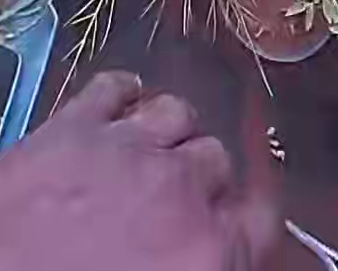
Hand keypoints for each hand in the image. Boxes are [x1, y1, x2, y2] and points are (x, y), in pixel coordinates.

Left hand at [0, 71, 277, 270]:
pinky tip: (122, 108)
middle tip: (175, 200)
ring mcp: (124, 142)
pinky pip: (118, 85)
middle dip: (203, 178)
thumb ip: (199, 266)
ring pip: (176, 111)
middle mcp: (175, 184)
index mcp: (201, 250)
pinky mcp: (76, 120)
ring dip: (171, 131)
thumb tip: (210, 251)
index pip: (261, 217)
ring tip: (153, 148)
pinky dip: (125, 93)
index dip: (255, 214)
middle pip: (217, 158)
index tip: (239, 217)